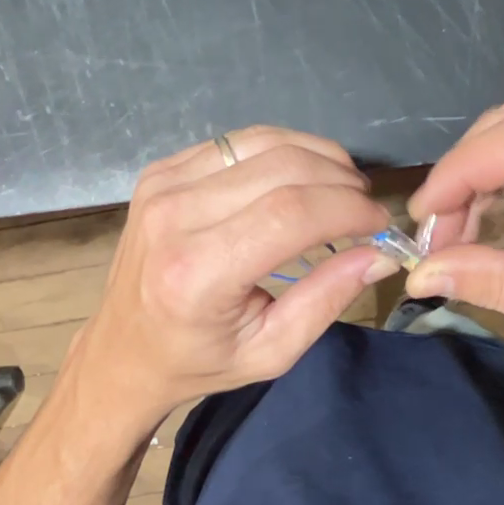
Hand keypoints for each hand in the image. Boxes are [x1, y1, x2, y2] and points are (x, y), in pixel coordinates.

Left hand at [69, 126, 398, 420]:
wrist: (124, 350)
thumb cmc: (198, 362)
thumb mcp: (270, 352)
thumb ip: (325, 300)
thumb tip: (379, 254)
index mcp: (198, 272)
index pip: (291, 213)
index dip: (347, 209)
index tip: (379, 224)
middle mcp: (174, 216)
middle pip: (282, 168)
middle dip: (341, 181)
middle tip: (365, 208)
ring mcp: (162, 186)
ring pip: (262, 142)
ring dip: (317, 157)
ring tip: (342, 189)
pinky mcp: (161, 171)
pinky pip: (237, 142)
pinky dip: (281, 153)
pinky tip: (299, 180)